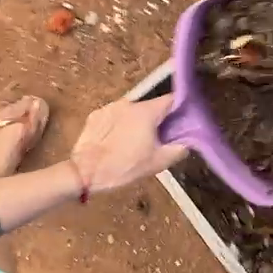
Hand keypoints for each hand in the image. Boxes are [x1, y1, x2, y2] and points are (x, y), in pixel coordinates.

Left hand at [68, 95, 188, 193]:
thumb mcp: (157, 163)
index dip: (179, 109)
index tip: (182, 121)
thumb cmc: (124, 167)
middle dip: (157, 120)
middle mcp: (128, 103)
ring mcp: (109, 107)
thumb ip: (178, 149)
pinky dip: (119, 126)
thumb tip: (187, 142)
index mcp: (146, 112)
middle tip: (158, 139)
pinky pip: (114, 117)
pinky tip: (116, 143)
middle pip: (150, 107)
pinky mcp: (95, 115)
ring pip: (131, 112)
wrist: (85, 172)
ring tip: (134, 144)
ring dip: (137, 123)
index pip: (170, 100)